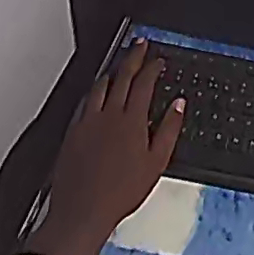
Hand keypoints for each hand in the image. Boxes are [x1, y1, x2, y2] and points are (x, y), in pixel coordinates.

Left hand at [25, 40, 184, 254]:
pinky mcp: (74, 129)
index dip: (152, 67)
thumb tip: (179, 105)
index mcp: (132, 120)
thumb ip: (169, 129)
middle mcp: (109, 114)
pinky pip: (85, 100)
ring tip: (120, 63)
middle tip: (140, 44)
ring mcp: (89, 120)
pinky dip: (94, 89)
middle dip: (133, 56)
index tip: (158, 60)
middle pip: (122, 75)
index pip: (144, 83)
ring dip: (113, 69)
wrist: (83, 210)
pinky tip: (96, 90)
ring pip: (101, 84)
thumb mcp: (156, 163)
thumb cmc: (120, 192)